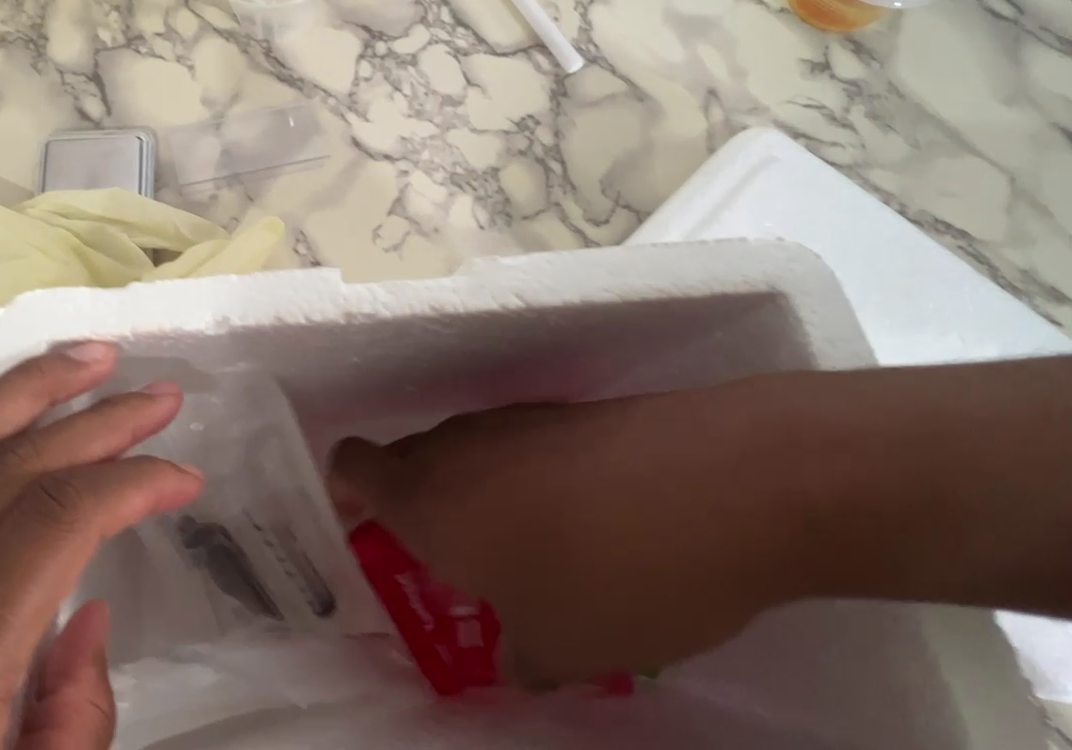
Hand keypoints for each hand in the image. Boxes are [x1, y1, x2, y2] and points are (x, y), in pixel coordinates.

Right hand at [329, 372, 828, 687]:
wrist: (726, 482)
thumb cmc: (612, 576)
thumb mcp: (561, 649)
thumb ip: (520, 658)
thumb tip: (517, 657)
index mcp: (426, 500)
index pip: (350, 467)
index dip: (346, 494)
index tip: (367, 530)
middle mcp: (458, 448)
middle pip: (407, 461)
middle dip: (419, 509)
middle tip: (459, 565)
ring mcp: (515, 422)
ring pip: (469, 455)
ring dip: (481, 497)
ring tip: (535, 552)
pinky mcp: (570, 413)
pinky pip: (524, 447)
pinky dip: (534, 479)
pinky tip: (590, 522)